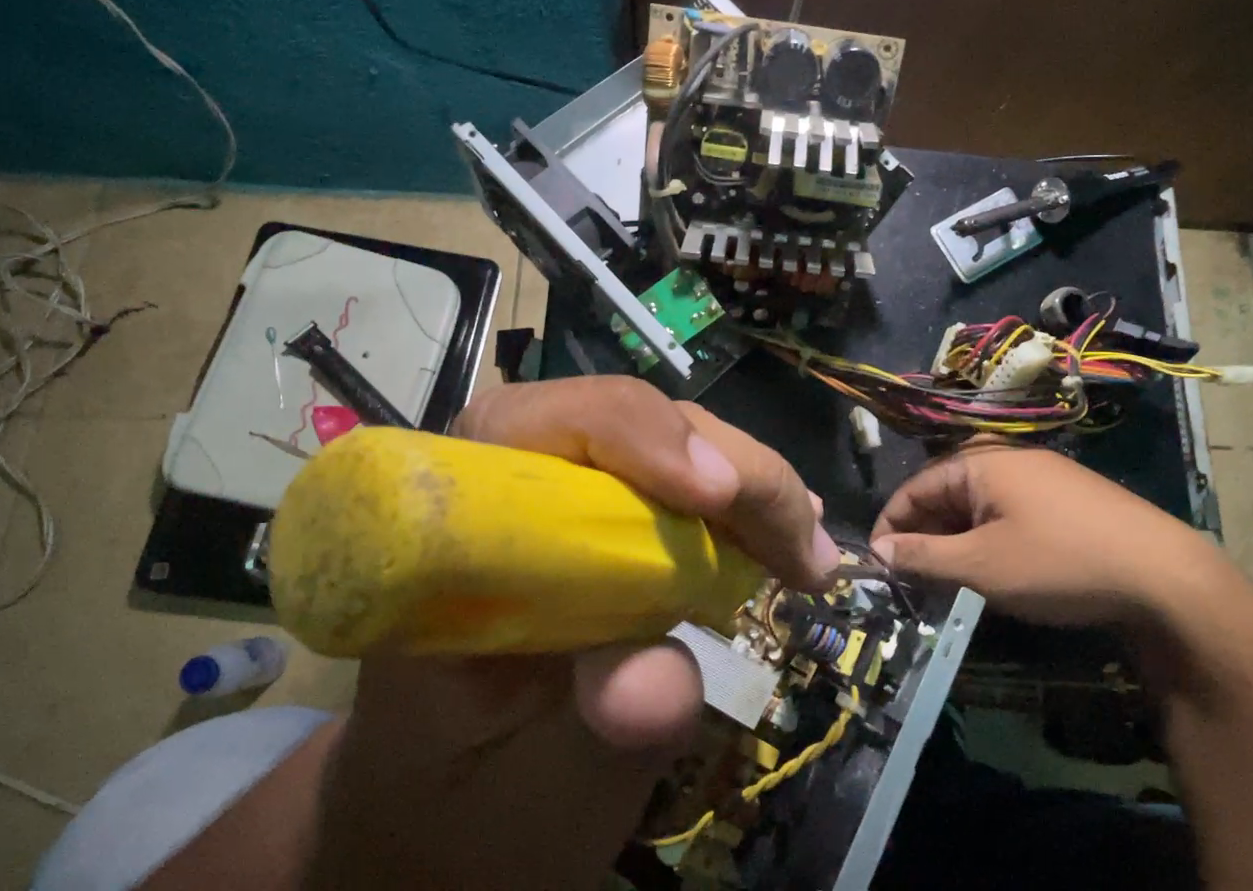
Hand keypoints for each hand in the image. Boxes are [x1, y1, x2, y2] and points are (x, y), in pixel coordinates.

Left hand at [313, 377, 835, 888]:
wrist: (452, 825)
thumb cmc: (469, 809)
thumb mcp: (528, 788)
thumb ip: (594, 730)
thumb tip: (662, 685)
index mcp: (441, 538)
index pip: (521, 428)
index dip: (623, 434)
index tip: (710, 492)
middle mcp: (500, 496)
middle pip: (618, 426)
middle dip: (724, 469)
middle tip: (805, 548)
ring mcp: (557, 506)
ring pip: (664, 450)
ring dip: (749, 493)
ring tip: (811, 555)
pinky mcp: (604, 530)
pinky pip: (681, 496)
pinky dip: (743, 518)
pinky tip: (786, 543)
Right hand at [870, 440, 1216, 629]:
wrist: (1165, 576)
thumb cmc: (1058, 563)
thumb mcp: (979, 566)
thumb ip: (923, 557)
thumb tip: (876, 551)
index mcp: (981, 462)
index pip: (915, 487)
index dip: (890, 526)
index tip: (876, 565)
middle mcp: (1009, 458)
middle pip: (946, 492)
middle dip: (923, 534)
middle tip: (911, 580)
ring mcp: (1043, 477)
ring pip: (978, 505)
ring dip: (955, 540)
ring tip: (947, 582)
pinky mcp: (1069, 500)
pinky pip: (1009, 512)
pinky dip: (988, 538)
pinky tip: (994, 571)